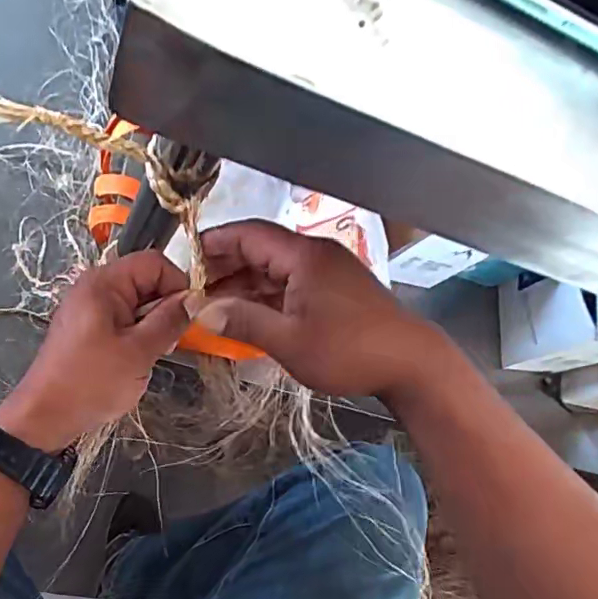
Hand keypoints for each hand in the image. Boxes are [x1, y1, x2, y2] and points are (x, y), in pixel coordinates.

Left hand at [0, 250, 192, 451]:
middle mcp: (94, 287)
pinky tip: (134, 361)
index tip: (187, 317)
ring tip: (148, 356)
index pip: (154, 262)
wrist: (46, 416)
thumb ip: (170, 320)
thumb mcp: (139, 351)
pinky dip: (136, 337)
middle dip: (165, 308)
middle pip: (145, 281)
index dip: (178, 284)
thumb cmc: (92, 382)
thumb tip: (196, 298)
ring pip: (137, 304)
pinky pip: (122, 321)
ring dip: (152, 326)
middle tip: (166, 343)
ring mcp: (89, 309)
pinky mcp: (87, 329)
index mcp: (103, 282)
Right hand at [196, 220, 448, 400]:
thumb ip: (243, 322)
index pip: (248, 234)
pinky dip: (265, 296)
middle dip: (224, 268)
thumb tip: (204, 311)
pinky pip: (290, 285)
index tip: (186, 260)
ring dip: (243, 285)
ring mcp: (327, 272)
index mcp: (304, 256)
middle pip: (259, 250)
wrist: (410, 364)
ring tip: (214, 306)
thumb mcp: (289, 341)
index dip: (213, 244)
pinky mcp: (335, 290)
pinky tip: (247, 314)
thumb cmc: (350, 352)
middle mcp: (315, 255)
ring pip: (274, 270)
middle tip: (194, 289)